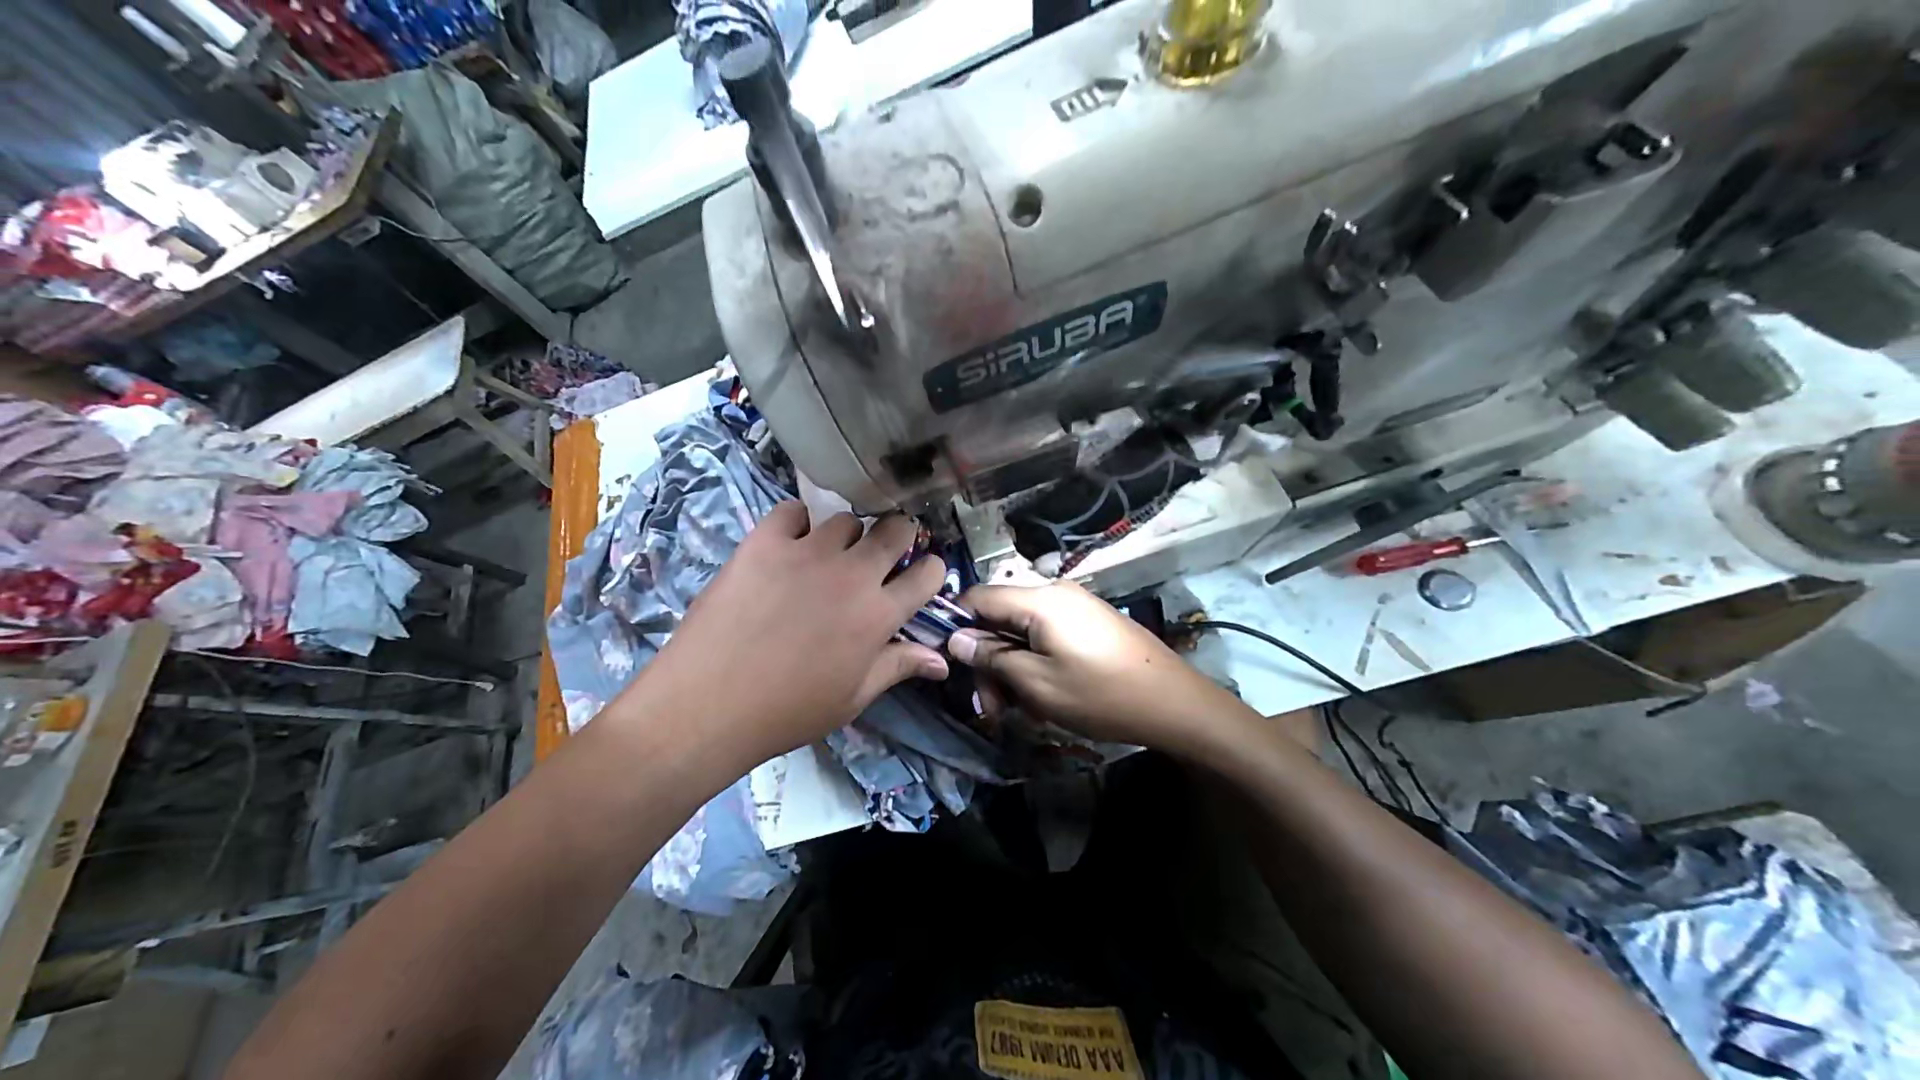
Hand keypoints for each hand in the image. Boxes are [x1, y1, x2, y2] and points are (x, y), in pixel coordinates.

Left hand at [625, 504, 947, 769]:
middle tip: (882, 554)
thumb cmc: (788, 711)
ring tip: (828, 556)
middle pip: (895, 530)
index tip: (920, 576)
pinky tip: (790, 543)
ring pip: (846, 520)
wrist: (708, 704)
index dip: (931, 571)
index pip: (928, 573)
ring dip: (847, 536)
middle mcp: (852, 574)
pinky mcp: (764, 542)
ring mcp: (807, 552)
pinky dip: (797, 522)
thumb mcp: (853, 697)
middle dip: (899, 536)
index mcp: (879, 614)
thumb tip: (942, 660)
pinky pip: (793, 511)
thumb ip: (899, 667)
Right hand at [947, 582, 1260, 756]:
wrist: (1175, 704)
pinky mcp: (1090, 624)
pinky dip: (1036, 664)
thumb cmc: (1101, 695)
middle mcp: (1056, 593)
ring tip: (1022, 713)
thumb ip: (991, 658)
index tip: (955, 668)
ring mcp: (1076, 607)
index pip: (978, 596)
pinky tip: (1045, 699)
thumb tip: (956, 640)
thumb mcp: (1036, 683)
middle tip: (993, 710)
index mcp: (1040, 599)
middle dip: (990, 662)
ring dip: (1012, 670)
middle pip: (1001, 618)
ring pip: (1023, 632)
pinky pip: (1047, 637)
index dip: (957, 627)